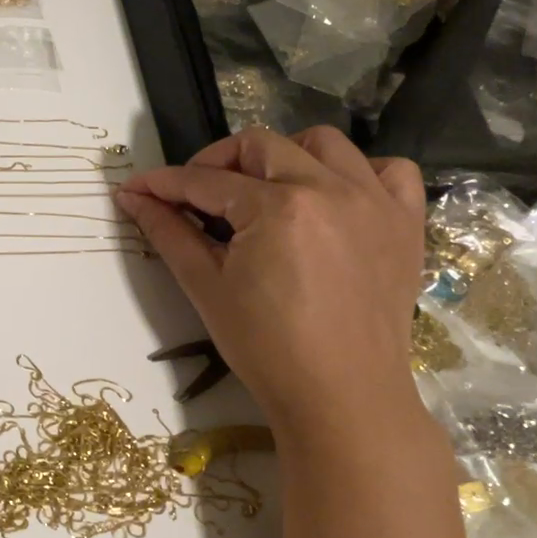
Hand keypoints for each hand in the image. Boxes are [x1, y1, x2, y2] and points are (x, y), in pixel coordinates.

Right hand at [116, 127, 426, 444]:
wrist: (341, 392)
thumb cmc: (263, 343)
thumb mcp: (203, 283)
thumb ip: (167, 230)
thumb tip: (132, 197)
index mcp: (277, 208)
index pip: (204, 181)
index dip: (162, 183)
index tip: (133, 190)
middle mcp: (331, 190)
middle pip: (261, 145)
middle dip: (215, 162)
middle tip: (193, 196)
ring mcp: (375, 203)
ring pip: (324, 144)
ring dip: (282, 156)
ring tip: (260, 190)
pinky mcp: (404, 223)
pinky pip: (389, 171)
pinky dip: (357, 172)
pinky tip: (328, 198)